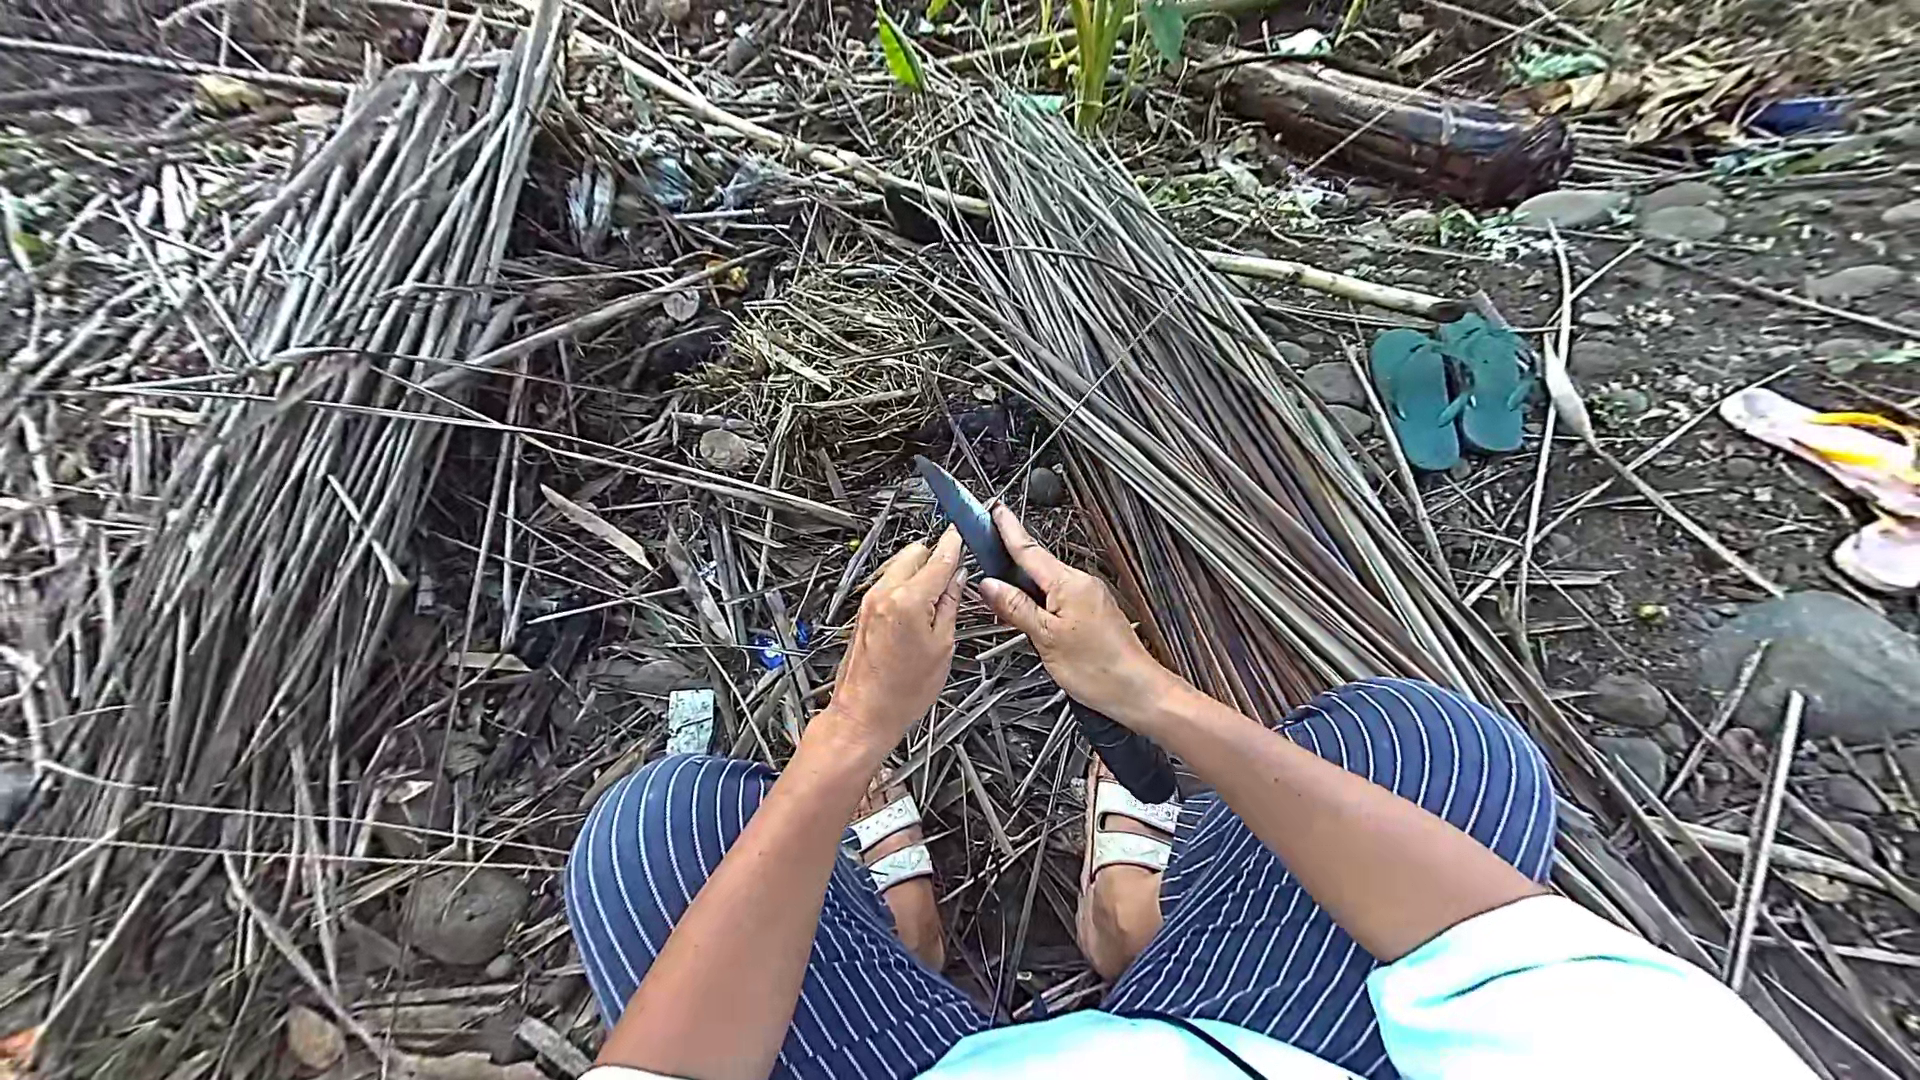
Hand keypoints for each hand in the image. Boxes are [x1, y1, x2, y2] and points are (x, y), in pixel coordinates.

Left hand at [820, 528, 966, 755]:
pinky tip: (920, 608)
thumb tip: (958, 579)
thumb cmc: (900, 692)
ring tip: (939, 598)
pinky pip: (890, 582)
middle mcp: (884, 594)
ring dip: (920, 571)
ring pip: (900, 564)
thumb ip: (950, 604)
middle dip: (936, 557)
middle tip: (955, 574)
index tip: (963, 534)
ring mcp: (871, 601)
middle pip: (916, 551)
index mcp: (908, 600)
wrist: (865, 713)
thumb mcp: (942, 646)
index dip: (955, 544)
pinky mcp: (864, 610)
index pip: (939, 558)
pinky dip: (907, 585)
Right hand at [976, 505, 1180, 725]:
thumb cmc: (1100, 669)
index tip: (995, 510)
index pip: (1028, 549)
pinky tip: (1030, 614)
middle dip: (1010, 561)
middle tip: (986, 554)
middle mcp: (1082, 583)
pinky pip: (1058, 596)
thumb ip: (1015, 608)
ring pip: (1046, 583)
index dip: (1007, 529)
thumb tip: (990, 586)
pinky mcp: (1092, 610)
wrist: (1137, 691)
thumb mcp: (1045, 637)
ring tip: (1001, 595)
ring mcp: (1089, 596)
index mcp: (1069, 584)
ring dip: (1023, 585)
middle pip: (1036, 565)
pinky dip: (1040, 600)